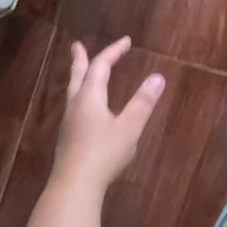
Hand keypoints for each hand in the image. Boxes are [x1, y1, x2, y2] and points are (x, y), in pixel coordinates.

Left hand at [51, 36, 165, 194]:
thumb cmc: (104, 154)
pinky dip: (79, 95)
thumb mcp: (129, 128)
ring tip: (80, 72)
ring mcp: (69, 123)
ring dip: (78, 77)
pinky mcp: (68, 138)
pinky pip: (73, 106)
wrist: (74, 185)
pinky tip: (84, 109)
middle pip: (77, 76)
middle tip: (76, 45)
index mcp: (90, 98)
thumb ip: (143, 102)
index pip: (100, 66)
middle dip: (80, 59)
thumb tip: (158, 77)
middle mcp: (76, 105)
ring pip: (72, 91)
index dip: (113, 52)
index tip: (126, 41)